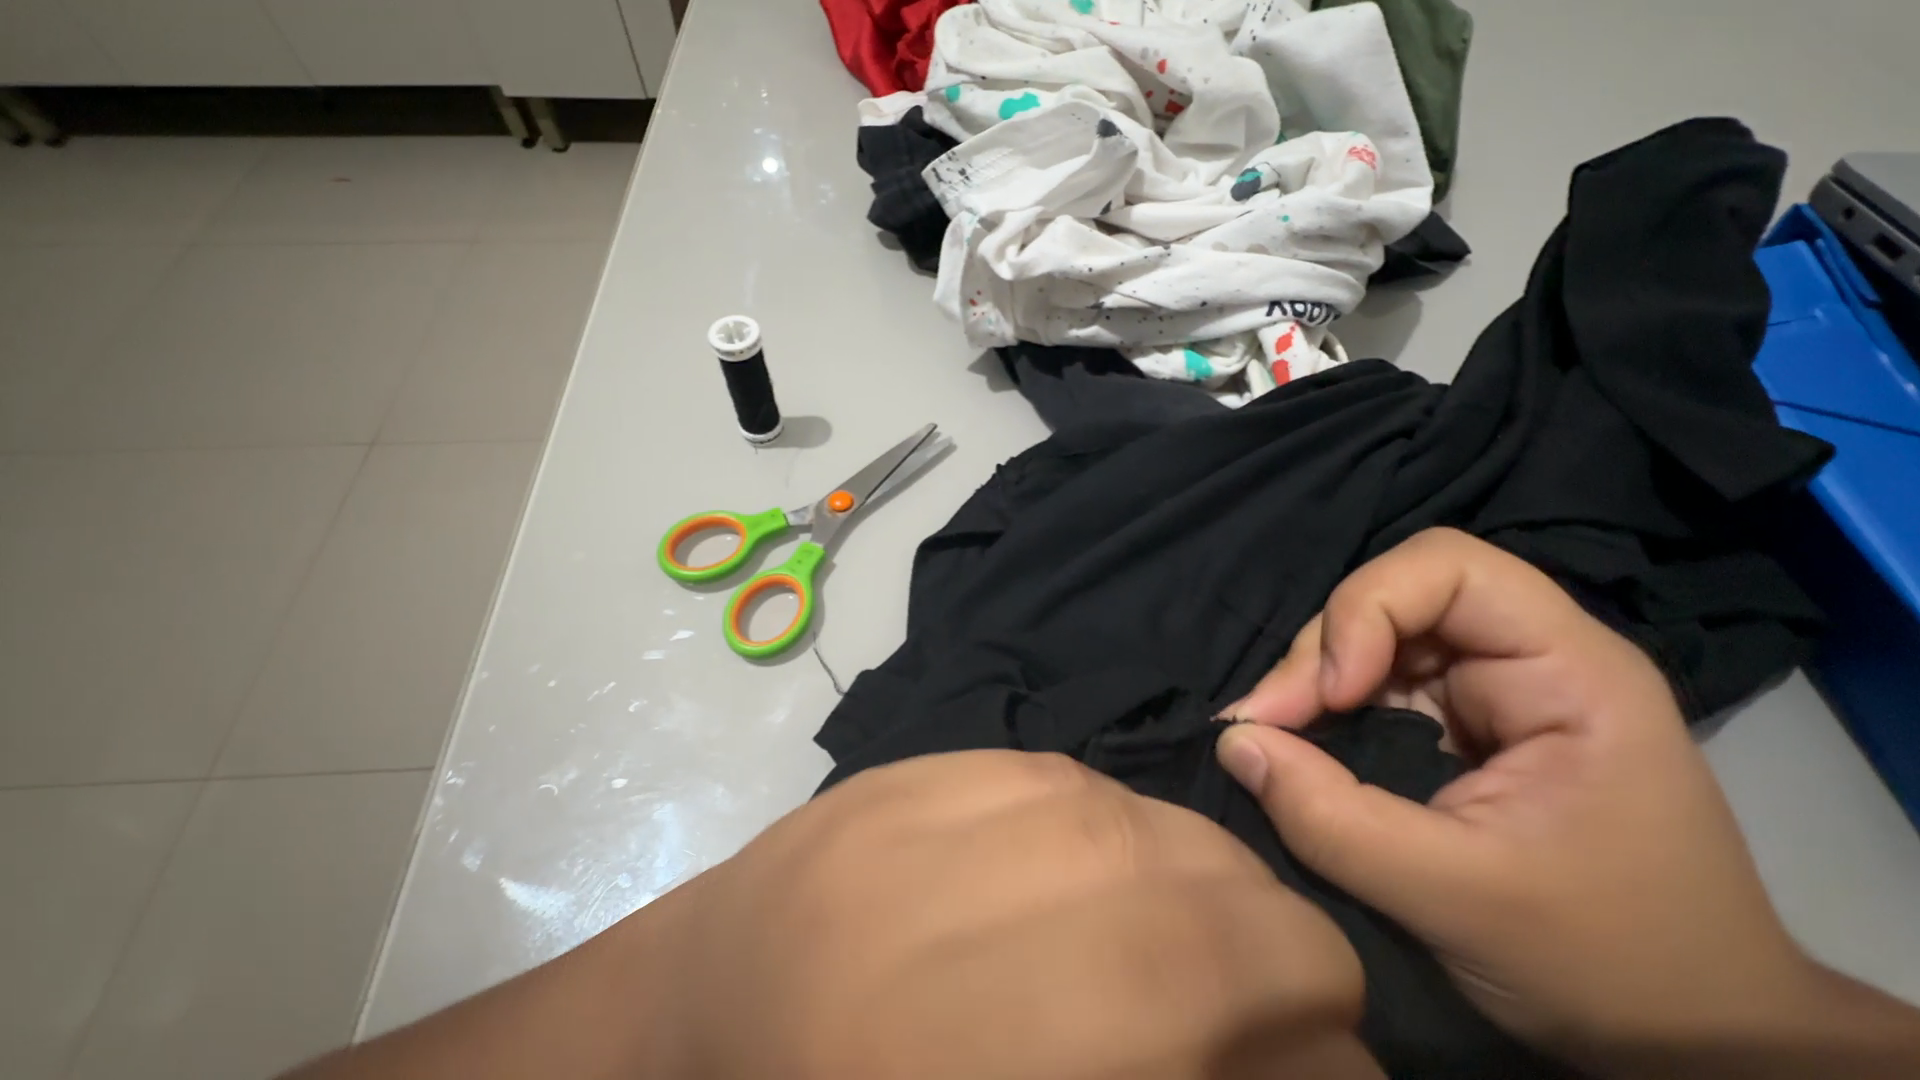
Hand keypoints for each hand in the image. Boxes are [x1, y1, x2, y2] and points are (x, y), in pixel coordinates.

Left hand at [643, 750, 1381, 1078]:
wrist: (694, 1023)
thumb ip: (1169, 1069)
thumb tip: (1294, 1052)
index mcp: (1000, 1024)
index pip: (1228, 960)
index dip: (1315, 1006)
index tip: (1327, 1049)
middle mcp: (976, 882)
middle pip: (1192, 870)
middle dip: (1265, 936)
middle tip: (1258, 993)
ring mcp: (933, 801)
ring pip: (1131, 808)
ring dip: (1188, 871)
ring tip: (1174, 929)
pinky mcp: (907, 768)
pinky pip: (1055, 776)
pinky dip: (1105, 827)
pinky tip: (1088, 872)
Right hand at [1215, 528, 1919, 1075]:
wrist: (1691, 1033)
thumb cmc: (1603, 962)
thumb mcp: (1455, 898)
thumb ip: (1332, 818)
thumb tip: (1233, 742)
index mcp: (1568, 672)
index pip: (1450, 569)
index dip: (1370, 608)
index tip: (1331, 696)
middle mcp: (1530, 661)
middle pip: (1399, 599)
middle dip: (1322, 654)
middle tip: (1264, 726)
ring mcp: (1496, 695)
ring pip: (1378, 642)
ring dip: (1314, 684)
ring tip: (1269, 739)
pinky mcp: (1466, 731)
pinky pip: (1379, 692)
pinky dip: (1327, 713)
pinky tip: (1300, 749)